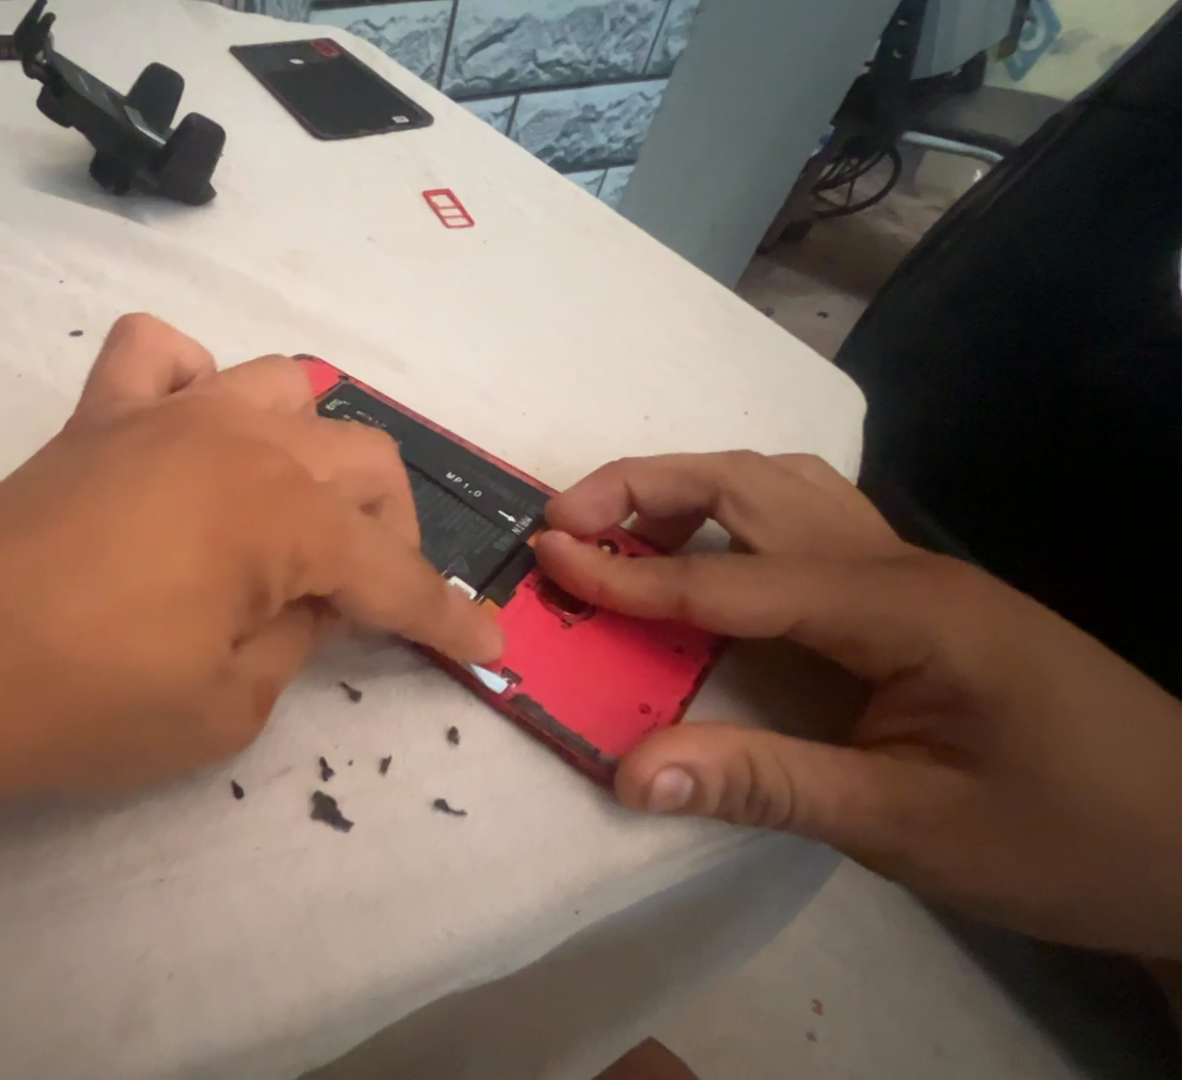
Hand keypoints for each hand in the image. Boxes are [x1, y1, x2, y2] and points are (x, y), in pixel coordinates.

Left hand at [0, 313, 500, 801]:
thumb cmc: (83, 705)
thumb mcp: (226, 709)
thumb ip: (295, 644)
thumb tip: (311, 602)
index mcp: (284, 515)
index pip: (395, 572)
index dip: (445, 615)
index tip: (484, 642)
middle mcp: (241, 439)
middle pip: (363, 460)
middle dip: (390, 532)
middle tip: (369, 599)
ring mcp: (165, 413)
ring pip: (285, 387)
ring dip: (315, 451)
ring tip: (296, 514)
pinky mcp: (97, 417)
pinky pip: (162, 355)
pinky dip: (196, 381)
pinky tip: (193, 433)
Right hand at [533, 451, 1181, 957]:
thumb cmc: (1070, 836)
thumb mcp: (907, 828)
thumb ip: (762, 787)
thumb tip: (629, 774)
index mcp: (899, 610)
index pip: (728, 580)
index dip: (627, 575)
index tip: (547, 559)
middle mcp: (895, 563)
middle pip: (749, 482)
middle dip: (644, 487)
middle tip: (566, 522)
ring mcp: (902, 567)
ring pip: (775, 483)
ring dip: (683, 489)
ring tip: (617, 531)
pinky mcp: (901, 588)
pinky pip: (794, 518)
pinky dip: (720, 515)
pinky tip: (696, 558)